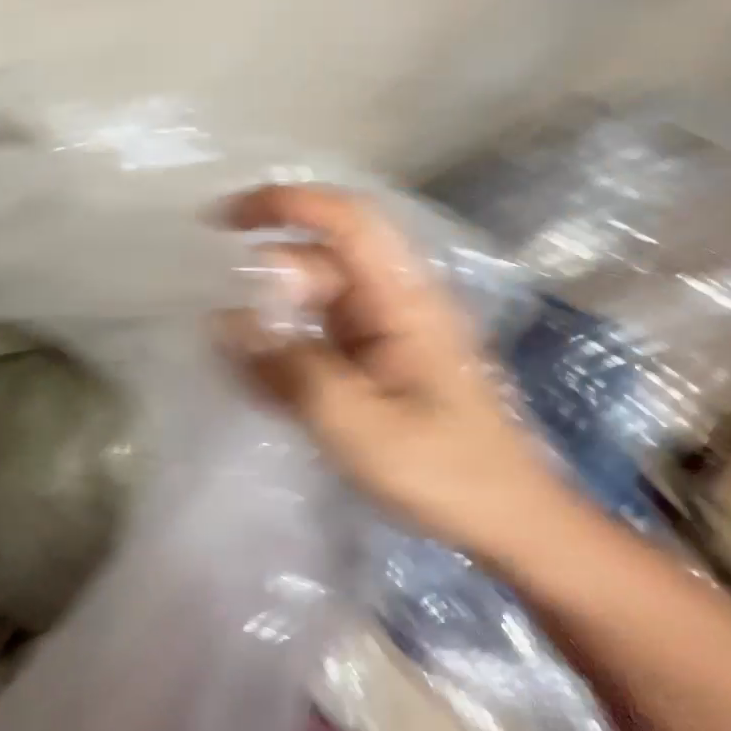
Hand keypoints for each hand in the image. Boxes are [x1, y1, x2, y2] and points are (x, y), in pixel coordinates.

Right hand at [214, 184, 576, 562]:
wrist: (512, 525)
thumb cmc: (444, 470)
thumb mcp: (357, 423)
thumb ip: (289, 368)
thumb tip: (224, 322)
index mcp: (401, 300)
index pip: (345, 221)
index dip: (284, 205)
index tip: (222, 221)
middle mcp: (389, 304)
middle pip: (315, 264)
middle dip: (261, 283)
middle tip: (218, 328)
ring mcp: (381, 335)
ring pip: (307, 304)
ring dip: (264, 322)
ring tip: (227, 359)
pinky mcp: (372, 366)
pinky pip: (313, 340)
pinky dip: (279, 353)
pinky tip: (253, 383)